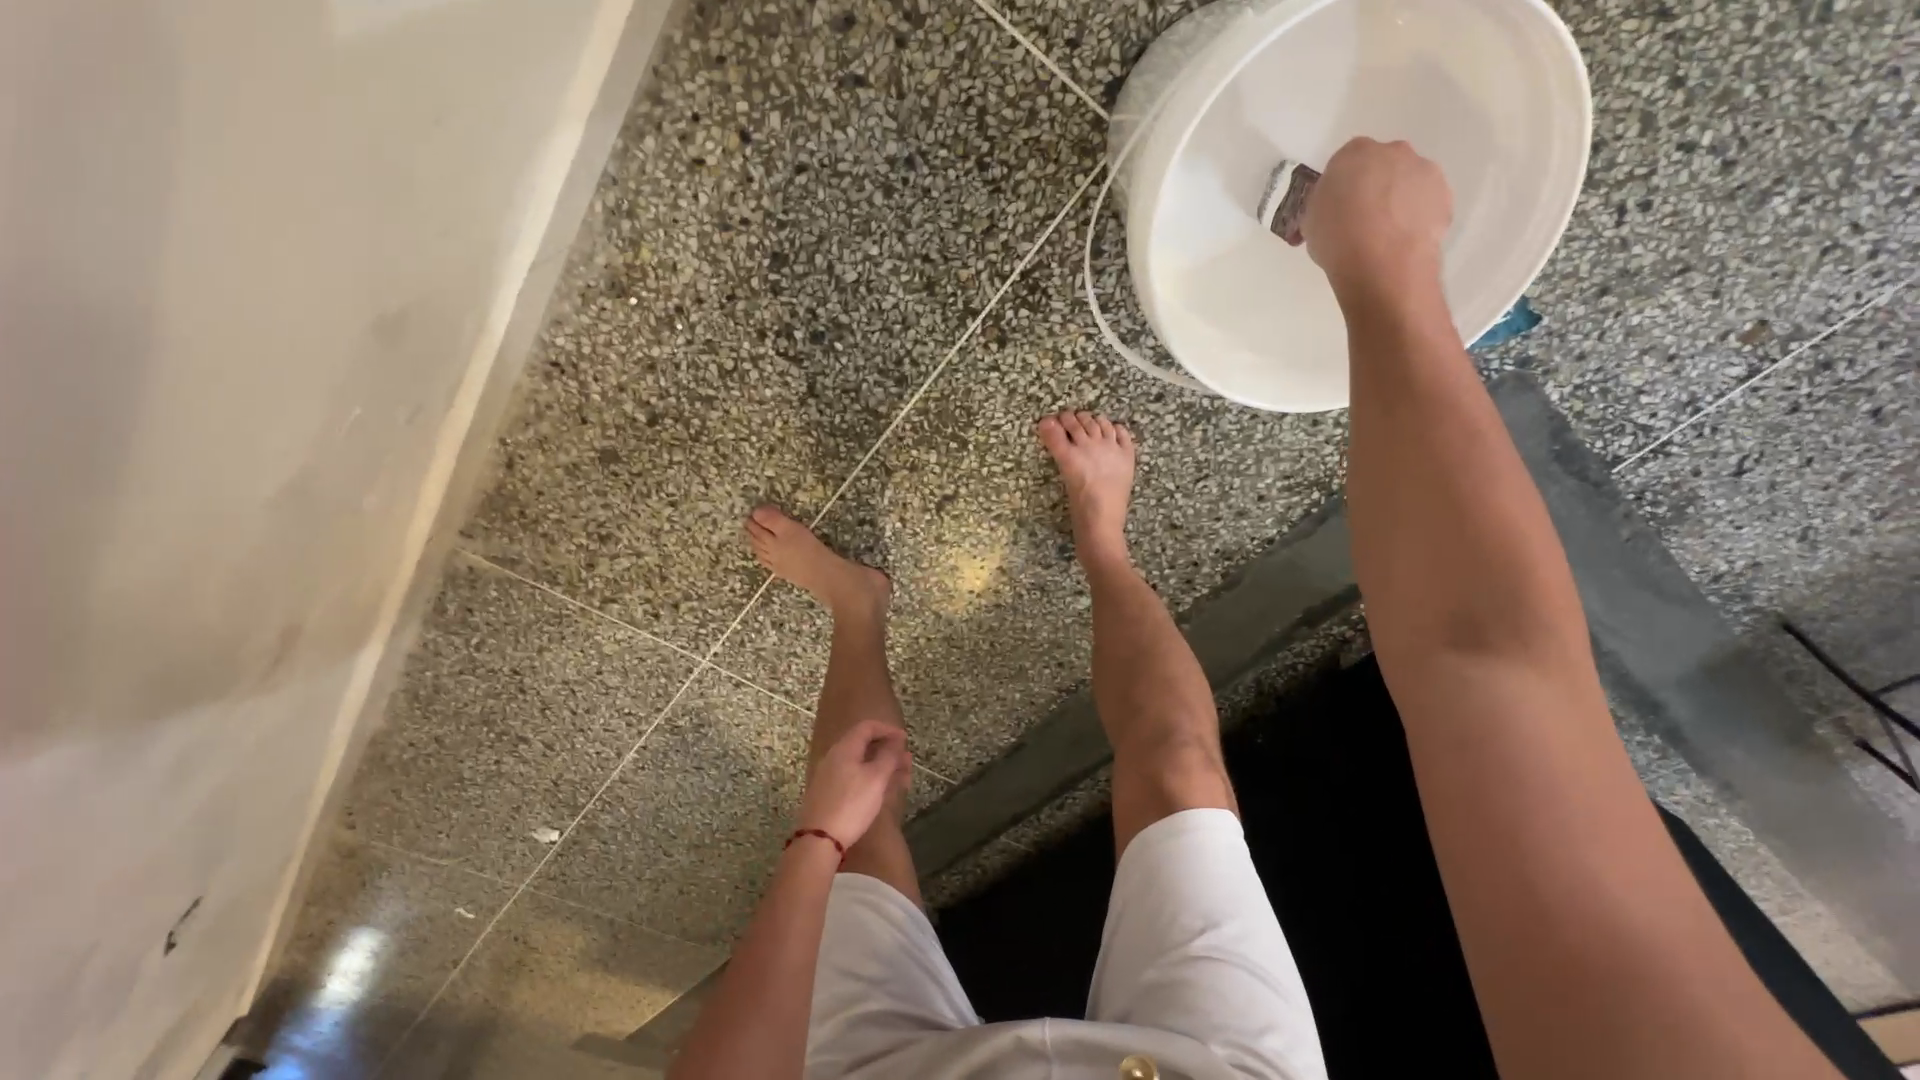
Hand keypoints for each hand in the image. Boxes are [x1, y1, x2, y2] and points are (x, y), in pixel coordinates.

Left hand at [797, 720, 911, 848]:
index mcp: (844, 748)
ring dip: (882, 767)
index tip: (905, 740)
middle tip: (907, 763)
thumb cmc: (852, 804)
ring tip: (902, 779)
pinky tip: (882, 792)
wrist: (819, 839)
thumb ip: (888, 756)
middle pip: (864, 745)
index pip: (867, 727)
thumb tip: (896, 740)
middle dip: (888, 751)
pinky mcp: (827, 793)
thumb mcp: (876, 779)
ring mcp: (828, 776)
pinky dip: (870, 779)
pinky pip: (853, 777)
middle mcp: (834, 757)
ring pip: (860, 764)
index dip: (888, 730)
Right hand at [1300, 137, 1452, 297]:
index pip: (1347, 161)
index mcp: (1354, 153)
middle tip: (1363, 220)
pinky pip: (1427, 203)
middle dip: (1375, 186)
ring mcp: (1424, 171)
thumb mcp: (1311, 219)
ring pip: (1409, 182)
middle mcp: (1393, 152)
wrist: (1382, 260)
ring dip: (1399, 200)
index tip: (1339, 207)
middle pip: (1383, 165)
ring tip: (1386, 236)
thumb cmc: (1336, 237)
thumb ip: (1324, 203)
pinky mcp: (1445, 195)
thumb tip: (1334, 206)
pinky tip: (1404, 241)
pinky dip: (1417, 217)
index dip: (1343, 185)